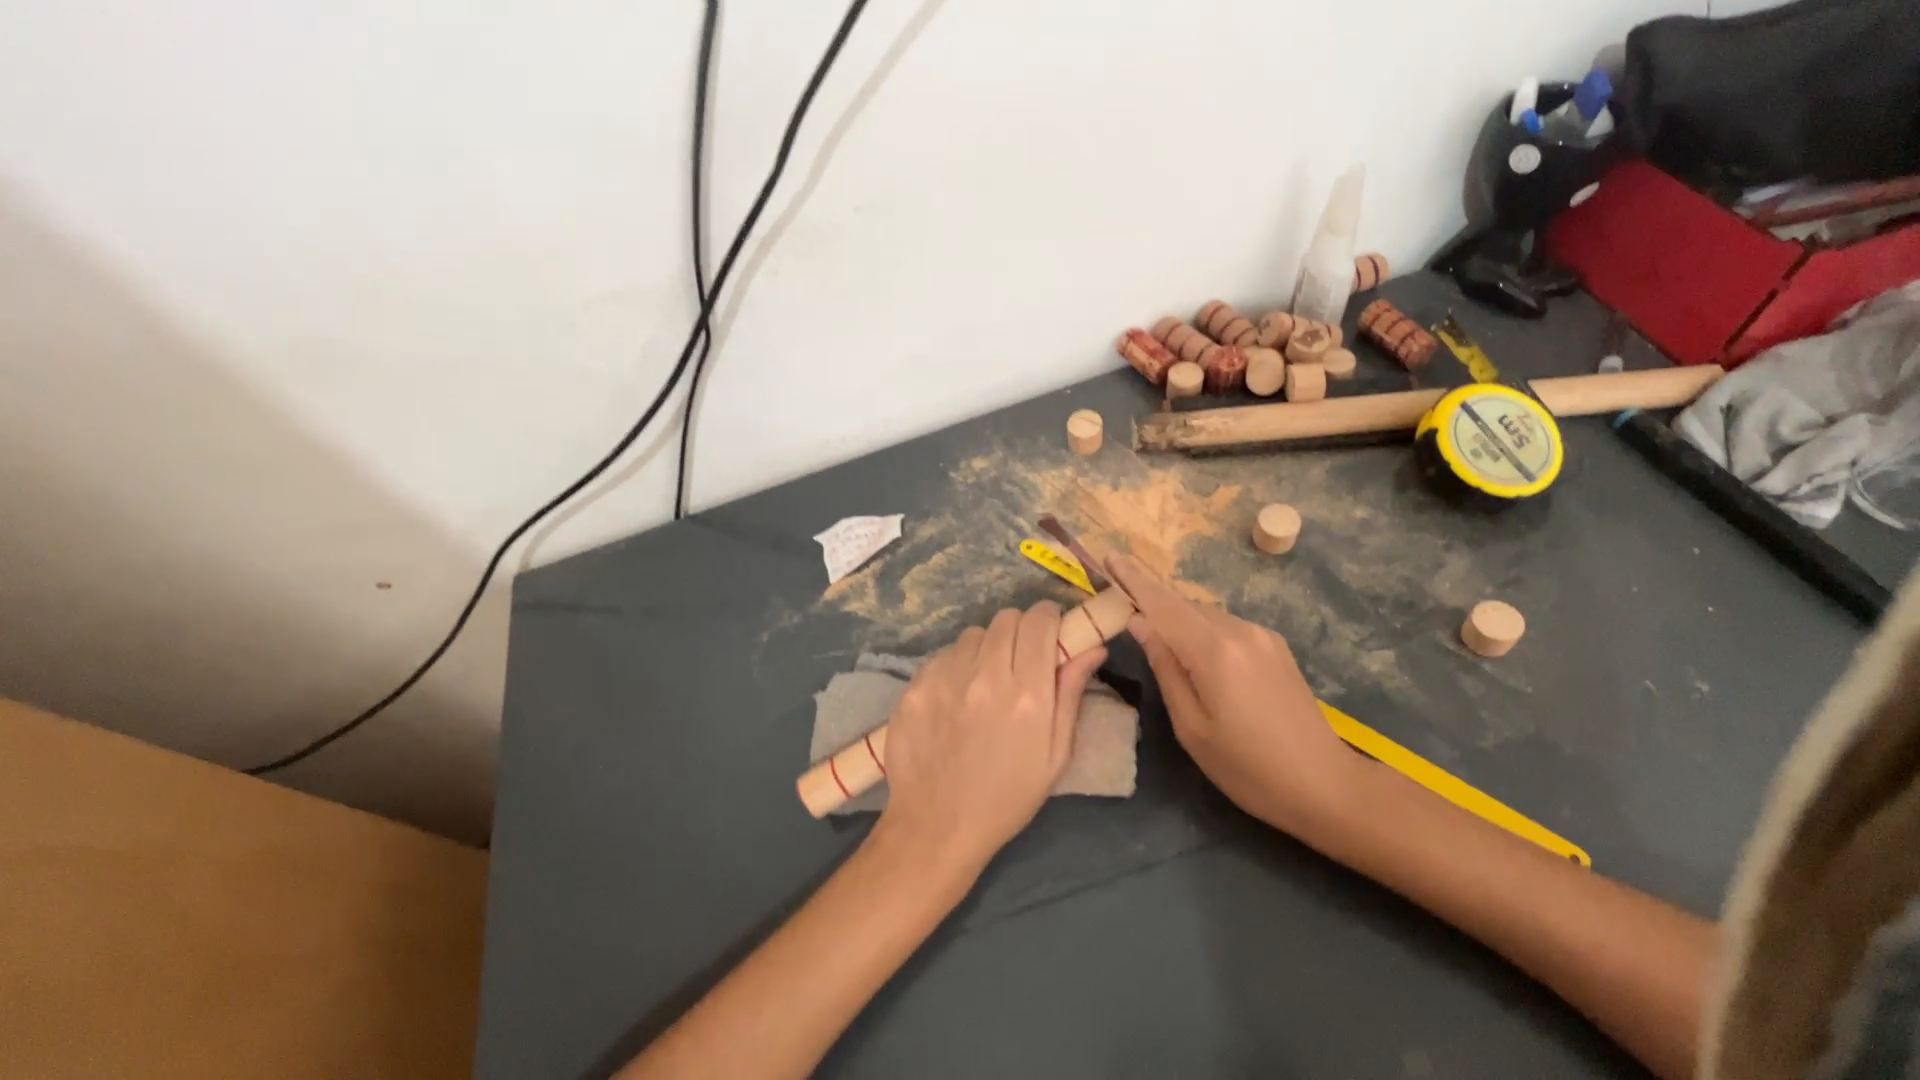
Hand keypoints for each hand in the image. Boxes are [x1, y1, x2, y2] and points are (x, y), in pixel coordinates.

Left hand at [875, 602, 1106, 871]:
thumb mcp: (1055, 755)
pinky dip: (955, 666)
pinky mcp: (915, 686)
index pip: (1039, 621)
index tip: (1051, 631)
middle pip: (1007, 618)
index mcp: (1028, 694)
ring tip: (985, 683)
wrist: (937, 826)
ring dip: (986, 648)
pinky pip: (943, 655)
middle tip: (1021, 658)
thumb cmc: (1007, 797)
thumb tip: (1091, 647)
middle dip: (1020, 630)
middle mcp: (986, 676)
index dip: (1049, 618)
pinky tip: (956, 698)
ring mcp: (945, 678)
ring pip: (973, 634)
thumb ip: (1070, 694)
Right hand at [1107, 555, 1362, 836]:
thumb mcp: (1191, 726)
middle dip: (1153, 602)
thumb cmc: (1247, 767)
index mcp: (1214, 651)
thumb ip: (1165, 668)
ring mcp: (1263, 637)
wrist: (1324, 783)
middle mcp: (1240, 631)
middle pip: (1184, 605)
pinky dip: (1203, 631)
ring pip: (1207, 615)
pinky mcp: (1277, 648)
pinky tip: (1197, 657)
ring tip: (1157, 640)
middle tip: (1123, 610)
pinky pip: (1227, 628)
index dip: (1133, 578)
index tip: (1109, 556)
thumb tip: (1140, 623)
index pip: (1163, 603)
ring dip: (1179, 620)